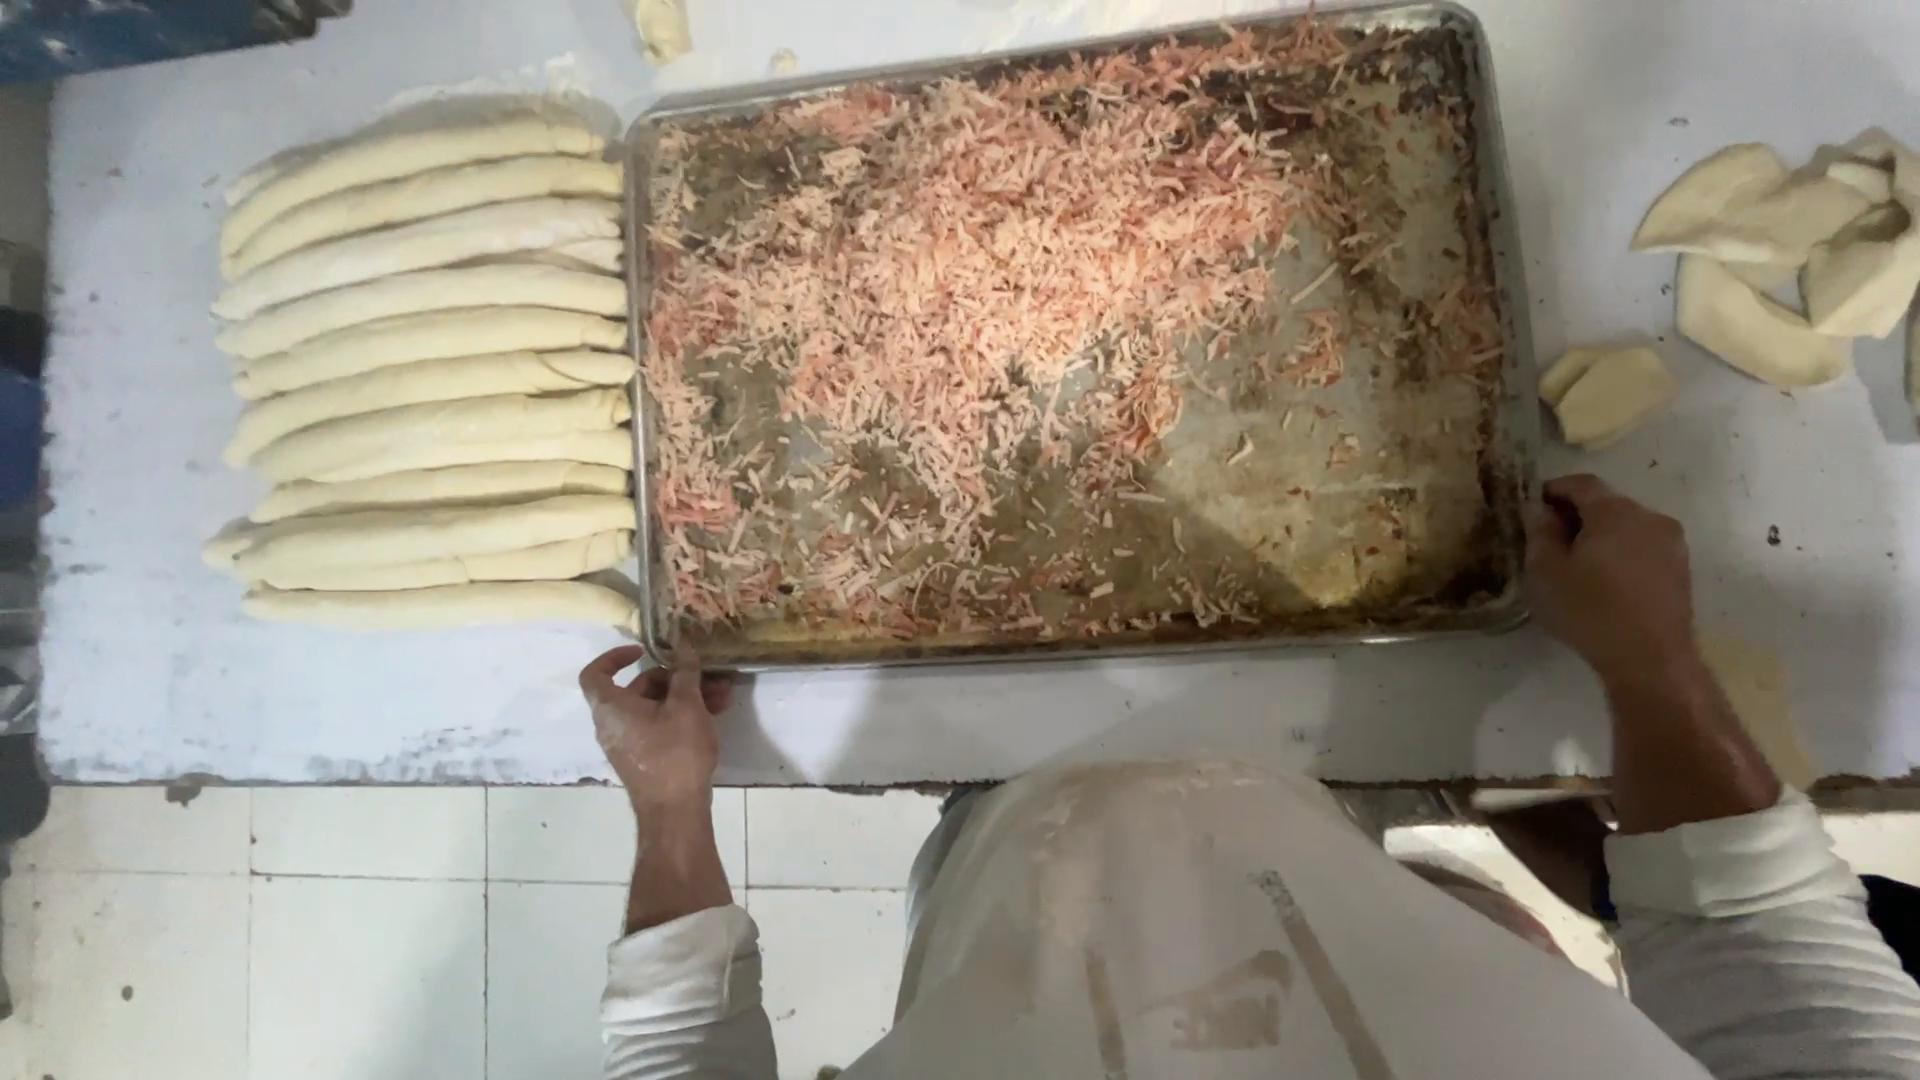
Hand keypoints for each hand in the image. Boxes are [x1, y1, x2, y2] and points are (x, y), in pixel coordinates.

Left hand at [579, 644, 735, 810]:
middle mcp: (613, 724)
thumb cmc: (676, 752)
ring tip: (723, 695)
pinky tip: (716, 713)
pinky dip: (682, 714)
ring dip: (687, 696)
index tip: (645, 651)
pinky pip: (659, 725)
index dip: (615, 656)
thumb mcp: (686, 706)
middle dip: (675, 677)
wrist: (675, 810)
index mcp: (611, 708)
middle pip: (637, 688)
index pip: (595, 673)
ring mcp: (628, 742)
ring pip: (655, 707)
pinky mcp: (644, 757)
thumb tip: (683, 647)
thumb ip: (685, 673)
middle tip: (707, 675)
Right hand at [1524, 474, 1699, 685]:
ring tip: (1573, 561)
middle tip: (1546, 538)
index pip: (1582, 483)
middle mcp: (1650, 519)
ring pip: (1625, 525)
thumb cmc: (1587, 608)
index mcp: (1616, 513)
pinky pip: (1641, 545)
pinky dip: (1617, 550)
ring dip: (1597, 533)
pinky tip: (1600, 578)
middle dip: (1574, 513)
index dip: (1552, 489)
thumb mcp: (1545, 569)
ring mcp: (1672, 544)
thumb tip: (1538, 508)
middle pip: (1606, 502)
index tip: (1531, 508)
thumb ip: (1540, 531)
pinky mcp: (1680, 568)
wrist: (1649, 657)